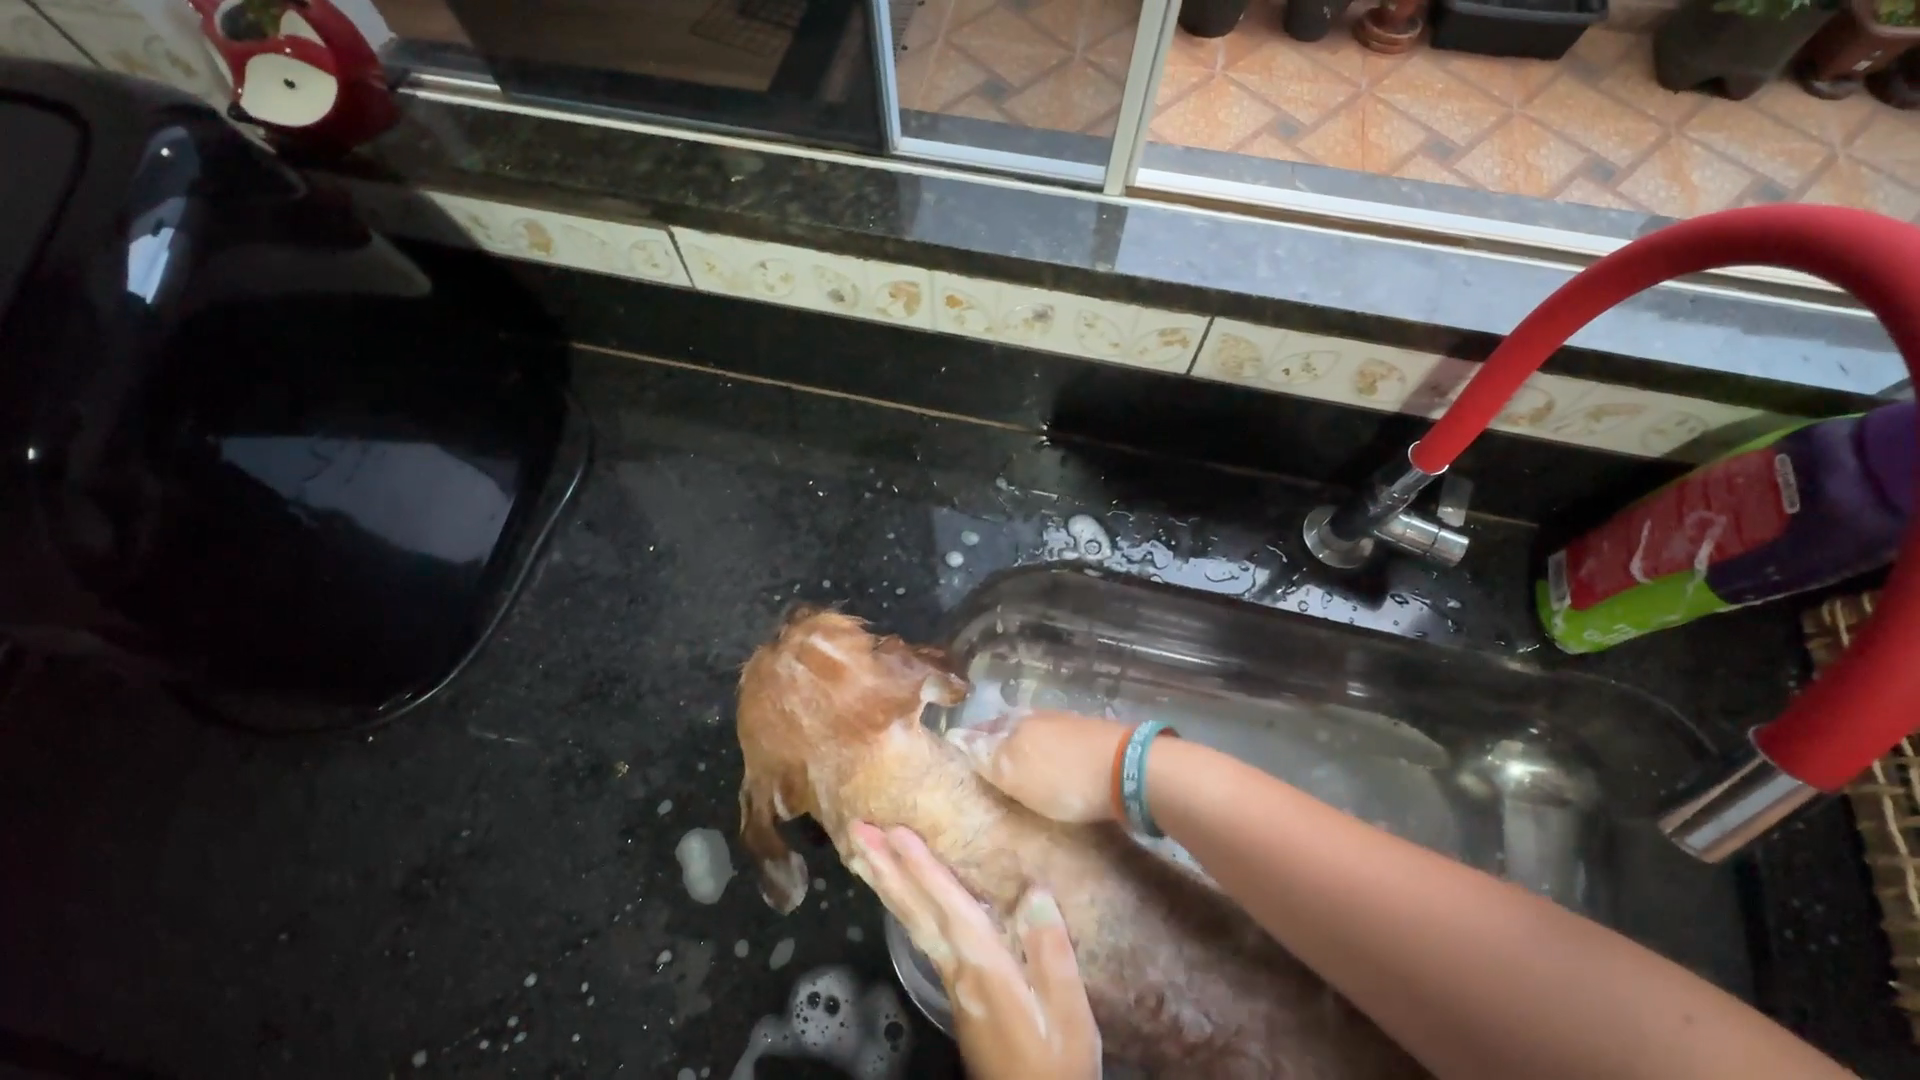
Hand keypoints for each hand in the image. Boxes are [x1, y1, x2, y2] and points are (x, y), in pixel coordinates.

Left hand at [847, 821, 1100, 1079]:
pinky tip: (902, 899)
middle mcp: (958, 971)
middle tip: (857, 831)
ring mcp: (952, 984)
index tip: (895, 832)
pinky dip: (904, 908)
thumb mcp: (1068, 1015)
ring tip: (864, 854)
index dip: (922, 868)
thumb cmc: (1055, 1064)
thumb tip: (1036, 893)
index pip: (948, 908)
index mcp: (986, 970)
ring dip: (887, 885)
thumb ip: (1052, 955)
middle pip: (914, 913)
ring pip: (911, 925)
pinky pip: (921, 937)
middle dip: (885, 869)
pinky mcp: (956, 995)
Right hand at [945, 710, 1127, 822]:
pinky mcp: (1092, 738)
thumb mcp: (1016, 774)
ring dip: (1025, 751)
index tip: (957, 757)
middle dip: (996, 746)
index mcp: (1015, 724)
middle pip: (1008, 730)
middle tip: (986, 769)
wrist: (1129, 770)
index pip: (981, 730)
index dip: (968, 743)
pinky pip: (1059, 745)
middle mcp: (1038, 718)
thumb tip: (958, 739)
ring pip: (1035, 736)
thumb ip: (988, 758)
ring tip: (1018, 773)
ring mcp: (1068, 725)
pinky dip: (1050, 756)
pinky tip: (1053, 770)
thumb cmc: (1065, 777)